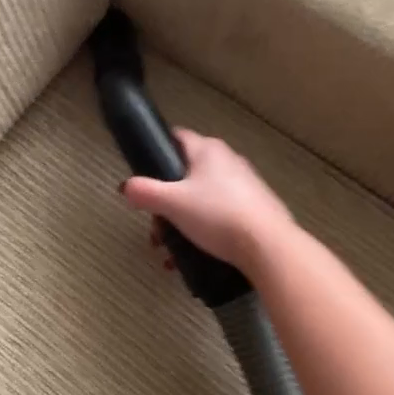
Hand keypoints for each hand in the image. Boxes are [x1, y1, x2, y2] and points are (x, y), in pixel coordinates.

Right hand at [121, 129, 295, 269]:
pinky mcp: (255, 210)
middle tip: (156, 226)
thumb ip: (145, 192)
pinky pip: (219, 216)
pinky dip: (203, 232)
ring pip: (201, 199)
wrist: (268, 246)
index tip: (143, 172)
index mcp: (209, 150)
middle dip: (165, 202)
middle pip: (186, 175)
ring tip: (171, 250)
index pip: (177, 137)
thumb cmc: (217, 215)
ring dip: (181, 222)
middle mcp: (229, 161)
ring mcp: (245, 186)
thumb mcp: (172, 203)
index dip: (158, 150)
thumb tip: (126, 187)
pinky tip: (193, 256)